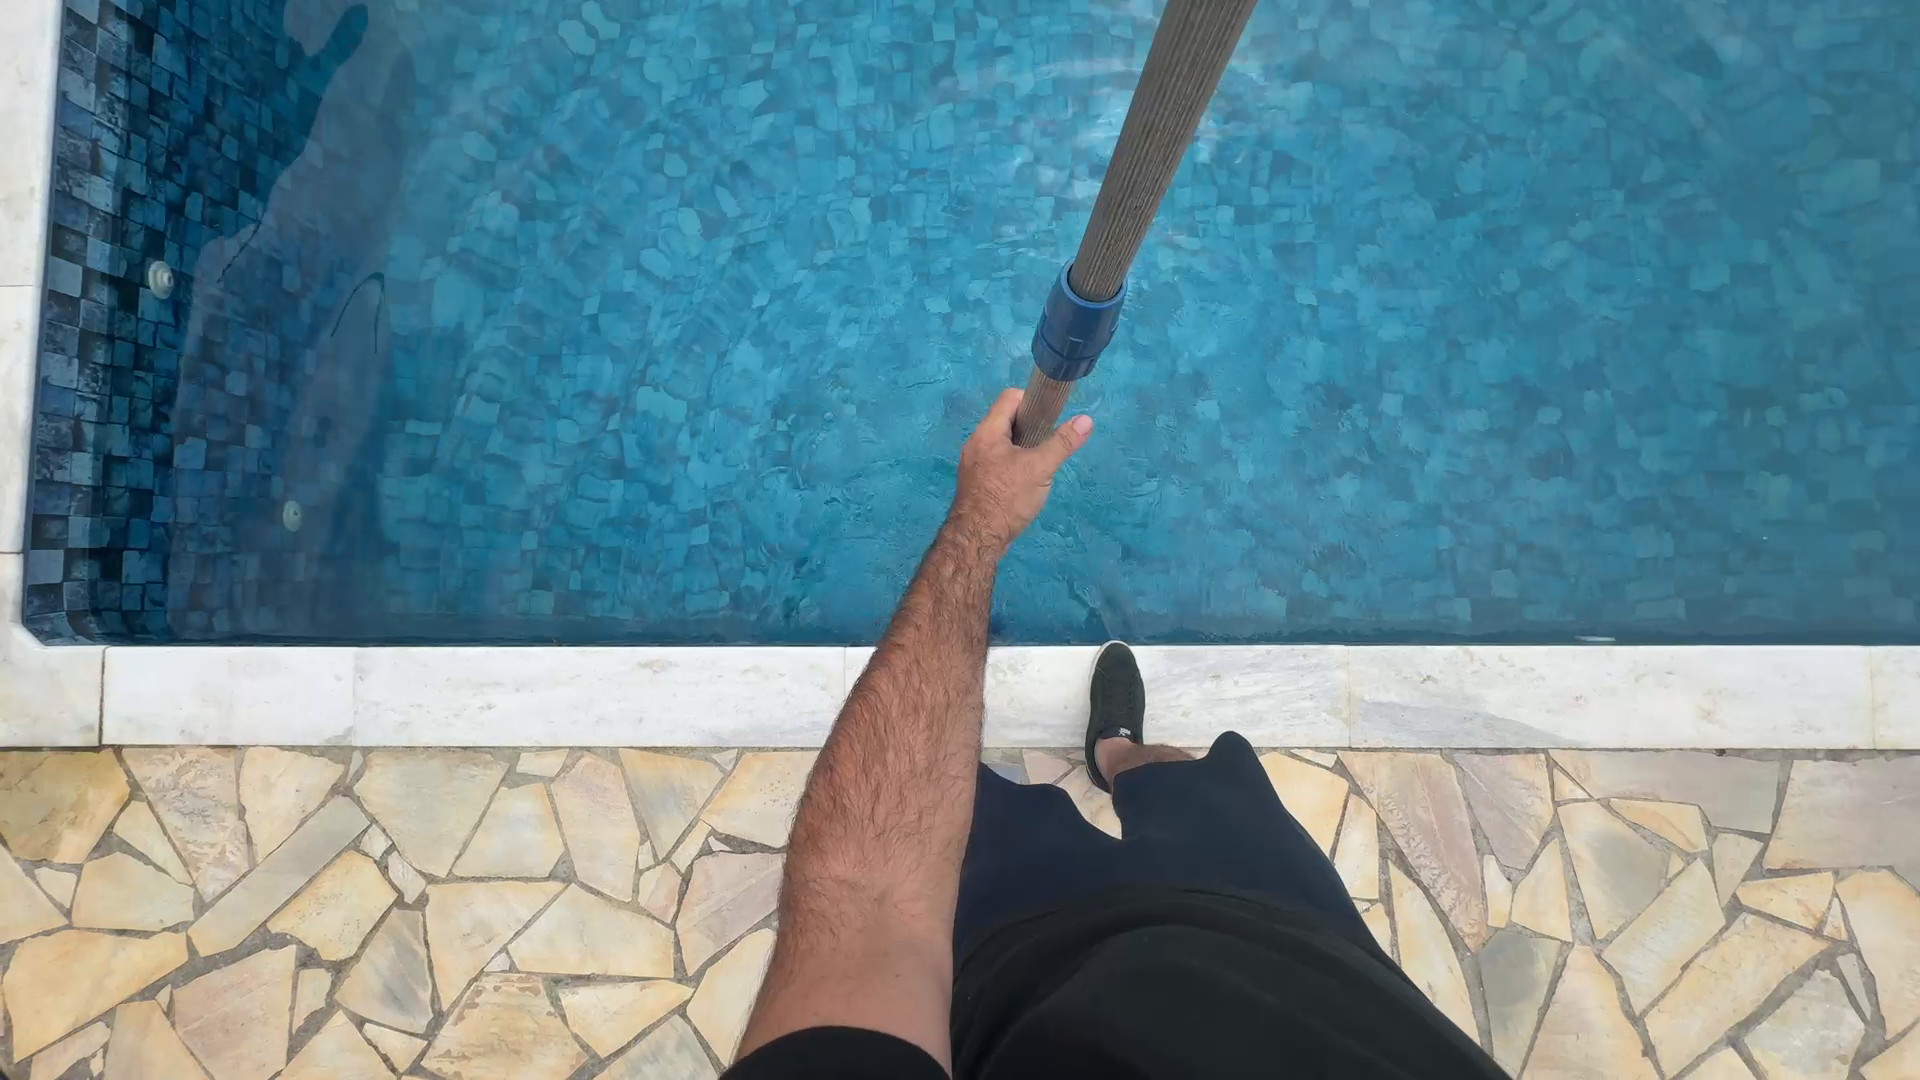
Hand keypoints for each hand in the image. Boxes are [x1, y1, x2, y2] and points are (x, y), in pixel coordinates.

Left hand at [948, 388, 1092, 552]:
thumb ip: (1062, 443)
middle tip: (1049, 442)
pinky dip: (1013, 464)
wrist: (977, 539)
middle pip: (1006, 420)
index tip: (1051, 417)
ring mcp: (972, 464)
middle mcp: (975, 443)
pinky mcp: (975, 482)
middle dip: (1030, 427)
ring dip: (1022, 448)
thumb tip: (1086, 420)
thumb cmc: (1008, 498)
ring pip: (1002, 443)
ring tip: (1040, 463)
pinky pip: (996, 462)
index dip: (1032, 401)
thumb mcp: (1040, 468)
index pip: (1009, 398)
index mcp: (987, 432)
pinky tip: (1025, 482)